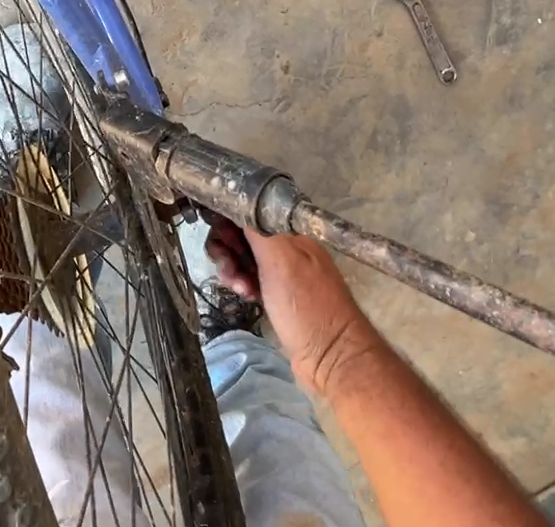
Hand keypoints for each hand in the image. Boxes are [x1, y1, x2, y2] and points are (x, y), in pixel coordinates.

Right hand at [205, 216, 380, 396]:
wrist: (332, 357)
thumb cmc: (306, 305)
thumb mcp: (280, 259)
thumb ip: (256, 227)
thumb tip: (235, 198)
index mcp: (289, 231)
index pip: (247, 211)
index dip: (228, 221)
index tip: (222, 242)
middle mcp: (286, 245)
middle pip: (241, 233)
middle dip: (228, 250)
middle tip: (229, 271)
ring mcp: (282, 270)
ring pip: (243, 257)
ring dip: (233, 270)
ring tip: (240, 289)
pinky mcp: (277, 293)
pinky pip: (249, 277)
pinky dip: (242, 284)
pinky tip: (247, 297)